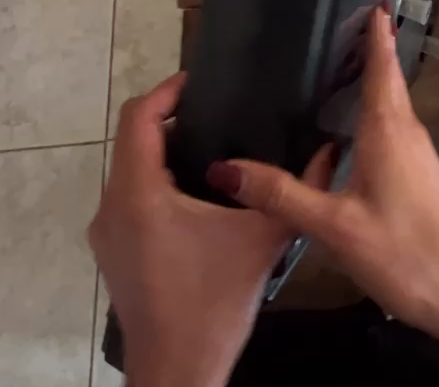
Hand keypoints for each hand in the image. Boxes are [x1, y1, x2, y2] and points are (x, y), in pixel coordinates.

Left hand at [89, 74, 328, 386]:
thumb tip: (331, 148)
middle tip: (220, 107)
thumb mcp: (266, 237)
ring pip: (129, 166)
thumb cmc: (216, 298)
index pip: (139, 117)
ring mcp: (107, 230)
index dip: (168, 90)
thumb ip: (297, 189)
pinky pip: (129, 193)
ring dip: (165, 147)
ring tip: (215, 139)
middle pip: (132, 137)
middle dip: (171, 116)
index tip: (203, 80)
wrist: (177, 370)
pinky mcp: (112, 249)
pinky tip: (199, 188)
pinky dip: (157, 176)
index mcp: (141, 194)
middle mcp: (113, 205)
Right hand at [210, 5, 438, 368]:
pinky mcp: (417, 173)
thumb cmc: (404, 251)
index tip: (372, 0)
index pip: (382, 66)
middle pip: (386, 78)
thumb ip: (282, 195)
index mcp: (389, 129)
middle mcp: (406, 131)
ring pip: (389, 103)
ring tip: (334, 66)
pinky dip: (370, 111)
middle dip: (367, 49)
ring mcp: (416, 152)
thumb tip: (225, 167)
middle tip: (336, 24)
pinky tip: (347, 127)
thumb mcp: (334, 226)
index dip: (376, 33)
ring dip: (369, 80)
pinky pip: (391, 126)